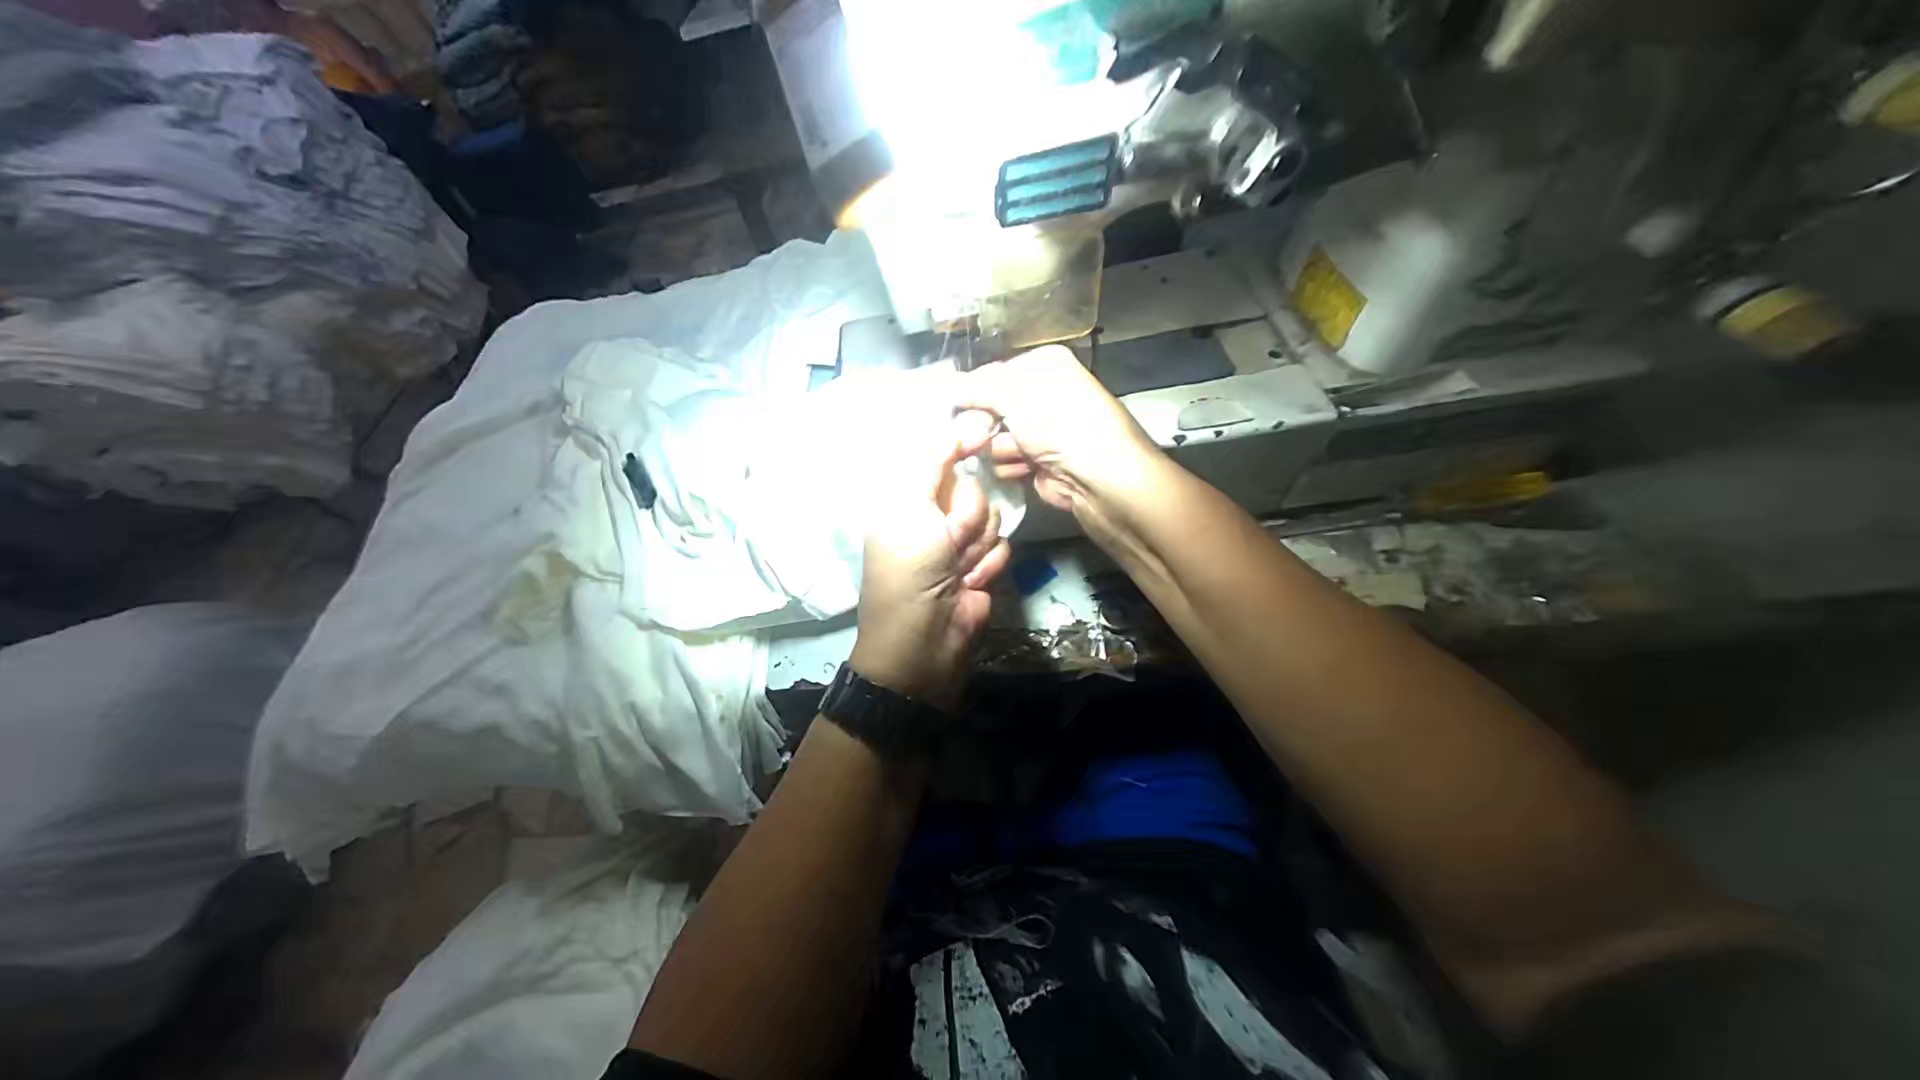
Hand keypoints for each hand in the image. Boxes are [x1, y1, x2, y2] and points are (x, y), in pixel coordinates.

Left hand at [848, 410, 1011, 709]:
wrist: (925, 646)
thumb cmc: (907, 576)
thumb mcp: (910, 512)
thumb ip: (930, 464)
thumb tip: (951, 425)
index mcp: (906, 499)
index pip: (938, 457)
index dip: (959, 444)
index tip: (982, 436)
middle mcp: (933, 516)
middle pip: (974, 489)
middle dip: (965, 518)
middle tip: (947, 543)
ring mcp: (960, 543)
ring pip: (994, 519)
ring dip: (976, 548)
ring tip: (955, 572)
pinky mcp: (983, 566)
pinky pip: (1003, 548)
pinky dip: (988, 568)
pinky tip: (969, 587)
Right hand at [956, 345, 1168, 524]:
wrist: (1101, 480)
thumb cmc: (1063, 426)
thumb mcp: (1015, 396)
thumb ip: (977, 388)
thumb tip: (950, 387)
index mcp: (1046, 366)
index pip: (993, 373)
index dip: (976, 391)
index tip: (960, 406)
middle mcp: (1045, 395)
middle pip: (991, 408)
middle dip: (985, 424)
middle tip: (981, 435)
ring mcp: (1043, 431)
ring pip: (995, 438)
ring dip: (1002, 448)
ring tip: (1023, 453)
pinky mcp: (1041, 463)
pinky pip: (1007, 462)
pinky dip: (1014, 466)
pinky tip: (1030, 469)